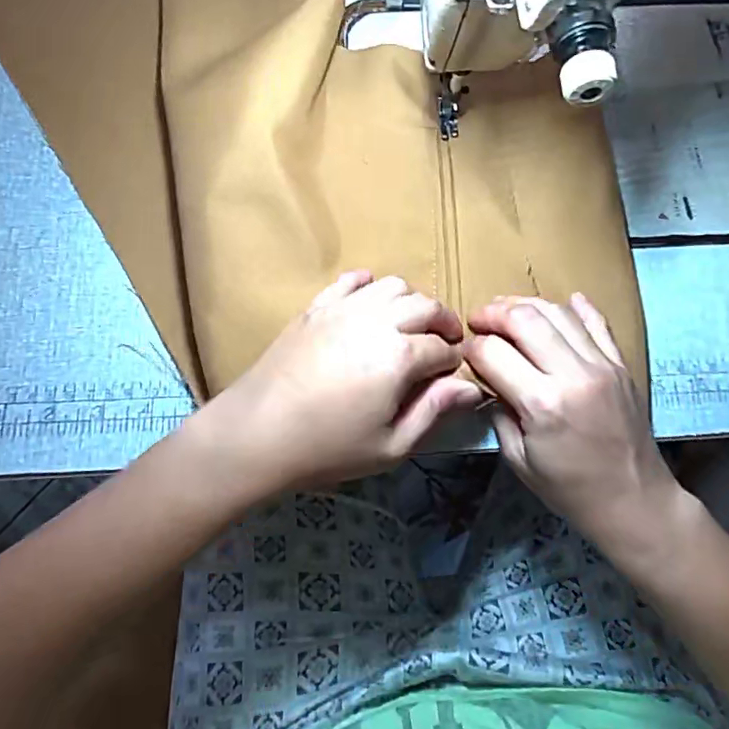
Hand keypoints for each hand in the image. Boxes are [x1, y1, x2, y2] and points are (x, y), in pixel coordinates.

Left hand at [200, 270, 482, 496]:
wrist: (256, 434)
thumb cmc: (328, 448)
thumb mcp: (391, 446)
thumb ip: (434, 411)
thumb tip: (472, 387)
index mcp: (400, 356)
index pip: (443, 348)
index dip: (454, 361)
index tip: (451, 376)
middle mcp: (377, 321)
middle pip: (426, 306)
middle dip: (443, 323)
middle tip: (443, 345)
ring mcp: (343, 308)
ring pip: (393, 285)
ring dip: (412, 302)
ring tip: (410, 327)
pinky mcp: (316, 307)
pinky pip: (351, 281)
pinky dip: (370, 286)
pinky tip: (371, 304)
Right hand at [463, 294, 684, 557]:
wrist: (633, 501)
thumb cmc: (569, 489)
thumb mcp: (519, 459)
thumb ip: (500, 412)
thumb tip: (489, 379)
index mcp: (542, 404)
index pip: (494, 353)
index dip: (473, 347)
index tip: (466, 352)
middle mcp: (573, 375)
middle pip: (525, 319)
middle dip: (494, 313)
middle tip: (479, 318)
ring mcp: (602, 365)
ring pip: (558, 312)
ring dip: (527, 304)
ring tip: (508, 310)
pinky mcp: (621, 365)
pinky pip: (598, 323)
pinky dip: (578, 307)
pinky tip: (563, 302)